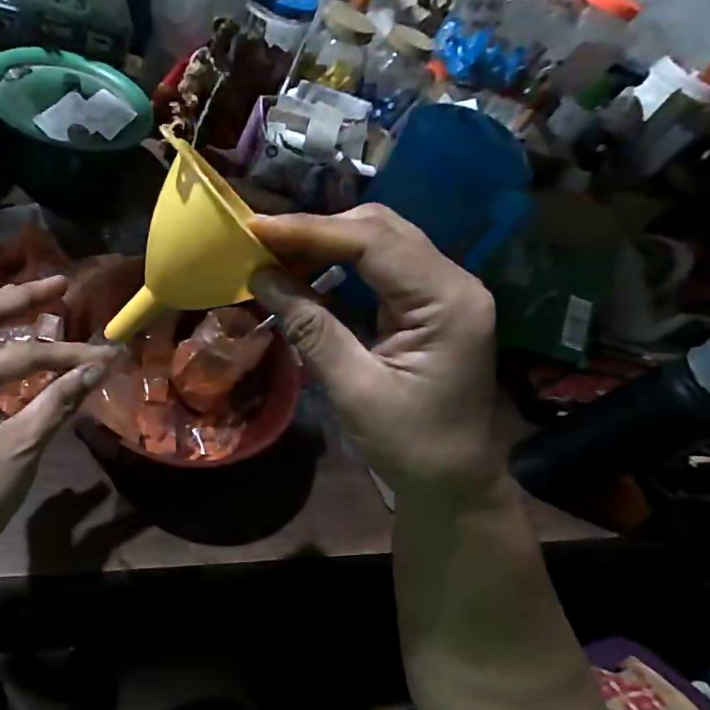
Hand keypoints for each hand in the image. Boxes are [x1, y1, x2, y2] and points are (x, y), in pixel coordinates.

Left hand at [0, 276, 119, 567]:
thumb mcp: (23, 447)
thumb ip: (59, 401)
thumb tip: (99, 366)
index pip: (22, 353)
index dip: (69, 353)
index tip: (107, 353)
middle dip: (20, 298)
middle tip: (59, 286)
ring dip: (0, 312)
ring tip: (37, 302)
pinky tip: (12, 339)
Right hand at [247, 203, 499, 498]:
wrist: (454, 481)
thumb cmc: (410, 444)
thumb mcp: (354, 390)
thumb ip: (310, 328)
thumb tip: (262, 276)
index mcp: (446, 301)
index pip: (374, 242)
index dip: (310, 230)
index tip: (255, 228)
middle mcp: (452, 282)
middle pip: (380, 230)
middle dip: (316, 231)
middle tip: (258, 242)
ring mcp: (443, 291)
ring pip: (379, 242)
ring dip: (324, 244)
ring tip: (273, 254)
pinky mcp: (428, 305)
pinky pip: (379, 267)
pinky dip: (337, 264)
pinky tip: (303, 272)